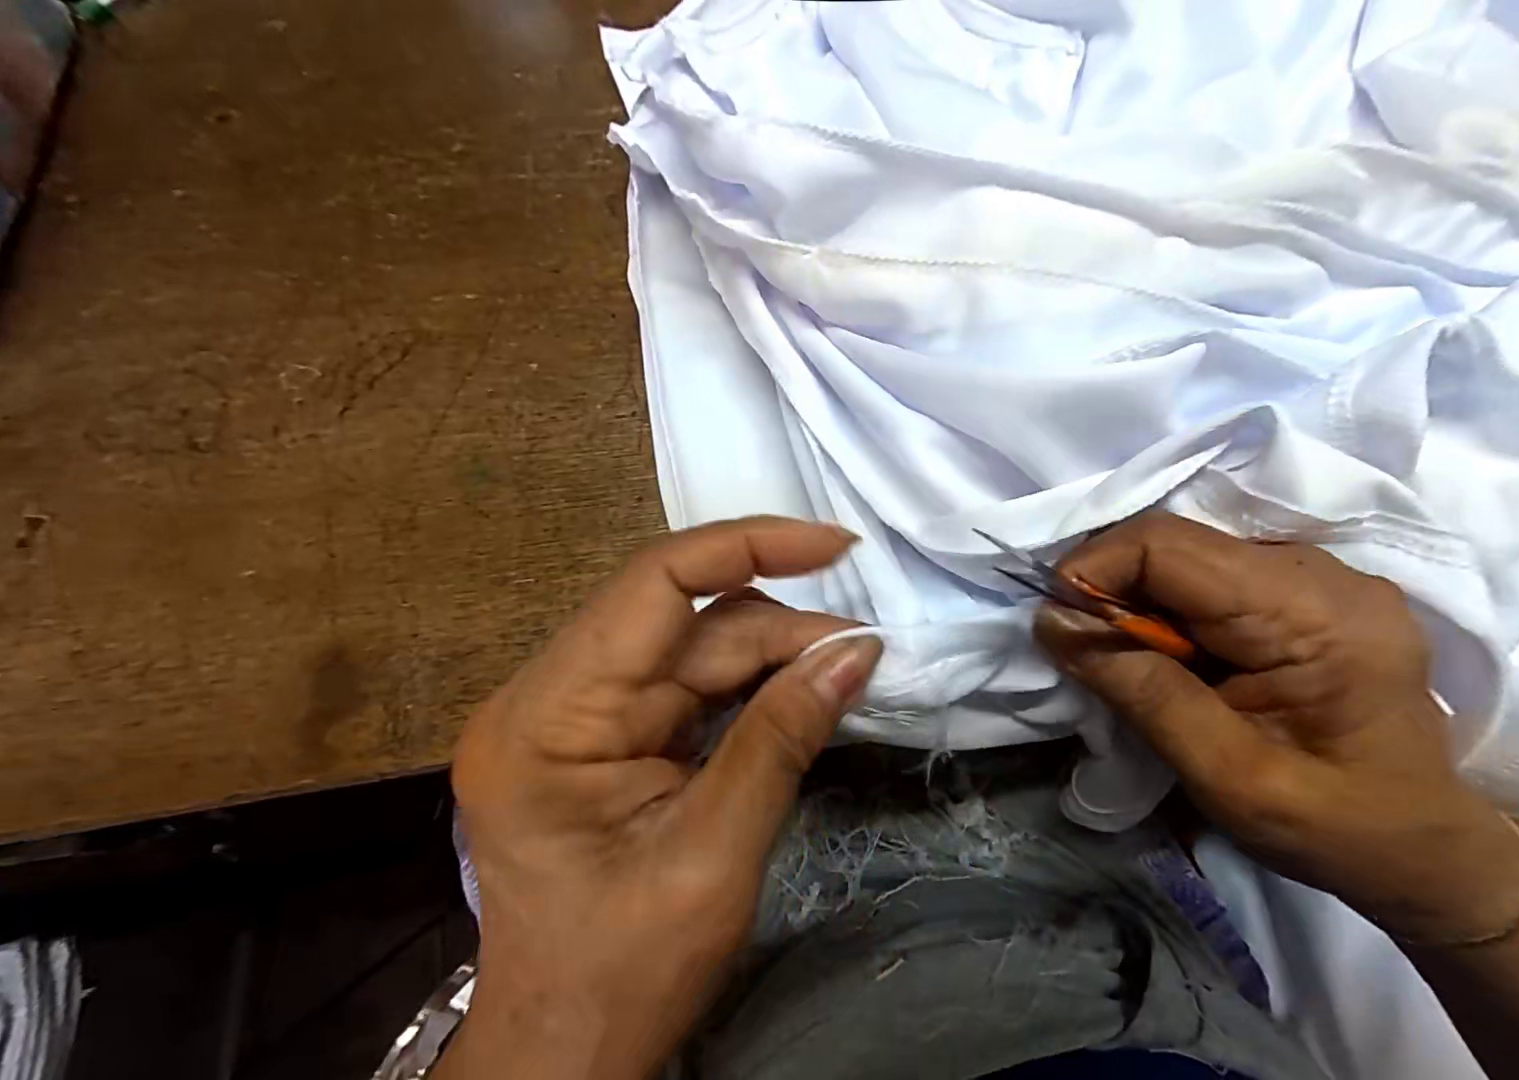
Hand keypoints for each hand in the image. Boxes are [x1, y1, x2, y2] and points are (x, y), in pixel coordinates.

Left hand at [441, 517, 881, 1078]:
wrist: (568, 1055)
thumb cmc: (623, 974)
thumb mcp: (714, 855)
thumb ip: (783, 740)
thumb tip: (858, 652)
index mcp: (551, 717)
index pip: (655, 584)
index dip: (750, 546)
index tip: (835, 548)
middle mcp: (556, 697)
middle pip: (691, 621)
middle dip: (784, 630)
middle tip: (863, 652)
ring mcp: (584, 715)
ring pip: (703, 648)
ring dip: (779, 657)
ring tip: (845, 674)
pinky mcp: (615, 735)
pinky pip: (700, 683)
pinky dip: (760, 685)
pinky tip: (806, 694)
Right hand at [1035, 511, 1518, 944]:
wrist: (1425, 846)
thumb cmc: (1335, 829)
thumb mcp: (1228, 778)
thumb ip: (1143, 693)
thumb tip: (1055, 623)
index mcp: (1316, 616)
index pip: (1174, 547)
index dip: (1098, 568)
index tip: (1057, 621)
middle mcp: (1326, 572)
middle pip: (1181, 542)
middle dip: (1115, 587)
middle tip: (1089, 649)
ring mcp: (1325, 573)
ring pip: (1194, 553)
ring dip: (1143, 597)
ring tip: (1136, 659)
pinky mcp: (1315, 586)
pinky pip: (1218, 571)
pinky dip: (1175, 604)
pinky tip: (1179, 652)